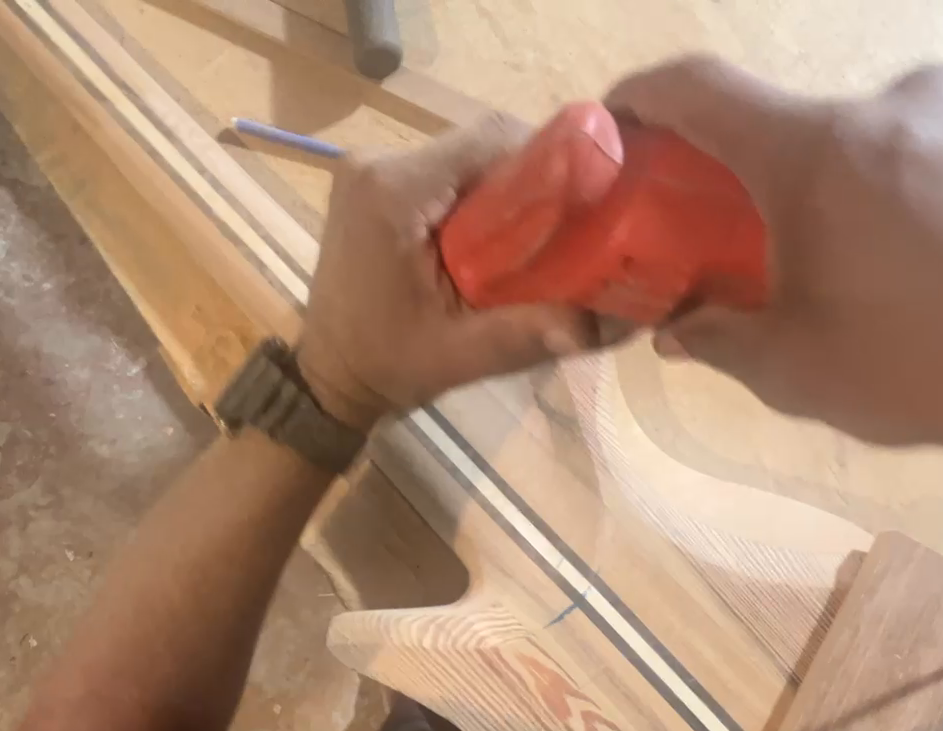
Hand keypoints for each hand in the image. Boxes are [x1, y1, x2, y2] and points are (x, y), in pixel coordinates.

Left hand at [297, 115, 596, 431]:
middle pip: (478, 145)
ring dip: (501, 193)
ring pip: (461, 159)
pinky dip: (473, 201)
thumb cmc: (385, 368)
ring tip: (531, 241)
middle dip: (527, 182)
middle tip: (563, 229)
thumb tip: (615, 322)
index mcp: (393, 192)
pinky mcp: (371, 188)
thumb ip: (529, 333)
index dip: (546, 162)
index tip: (581, 202)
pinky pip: (440, 176)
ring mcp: (368, 172)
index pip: (490, 140)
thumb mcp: (459, 355)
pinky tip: (490, 242)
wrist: (327, 379)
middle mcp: (376, 164)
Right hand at [605, 57, 942, 452]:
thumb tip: (678, 330)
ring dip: (836, 197)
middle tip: (755, 259)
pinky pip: (938, 149)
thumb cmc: (932, 365)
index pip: (701, 89)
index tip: (615, 124)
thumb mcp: (797, 371)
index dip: (643, 96)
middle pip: (789, 129)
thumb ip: (720, 340)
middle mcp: (893, 103)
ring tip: (862, 277)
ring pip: (868, 143)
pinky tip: (937, 264)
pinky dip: (905, 194)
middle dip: (752, 187)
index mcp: (817, 153)